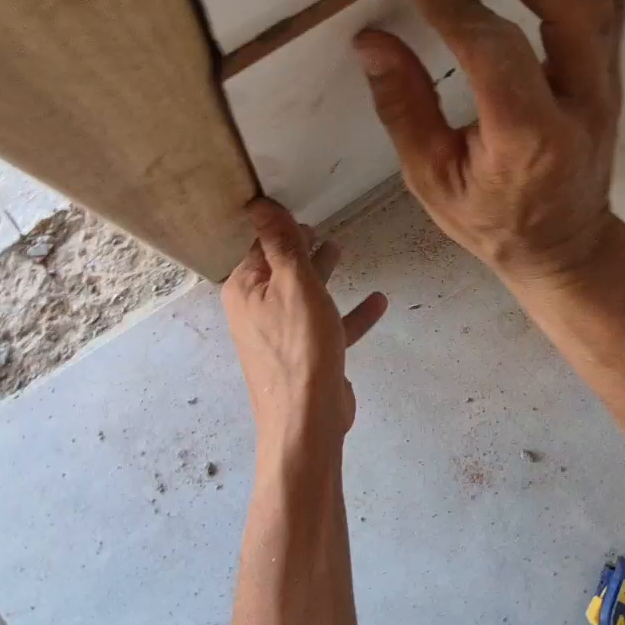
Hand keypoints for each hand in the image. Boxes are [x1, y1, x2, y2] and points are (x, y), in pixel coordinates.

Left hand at [222, 199, 388, 445]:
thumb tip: (256, 203)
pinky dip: (349, 313)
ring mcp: (281, 337)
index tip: (302, 209)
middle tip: (319, 226)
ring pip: (304, 296)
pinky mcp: (306, 358)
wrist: (307, 420)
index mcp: (246, 290)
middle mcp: (256, 311)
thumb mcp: (295, 283)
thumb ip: (281, 242)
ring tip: (341, 249)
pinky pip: (328, 326)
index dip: (281, 228)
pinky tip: (378, 301)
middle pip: (280, 270)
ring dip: (321, 274)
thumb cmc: (300, 345)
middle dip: (299, 249)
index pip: (260, 247)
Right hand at [354, 0, 624, 291]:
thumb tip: (372, 41)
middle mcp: (580, 102)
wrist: (567, 244)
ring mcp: (604, 80)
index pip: (496, 55)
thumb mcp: (433, 181)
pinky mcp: (608, 65)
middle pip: (572, 10)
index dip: (455, 4)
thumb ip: (404, 109)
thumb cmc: (495, 220)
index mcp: (529, 140)